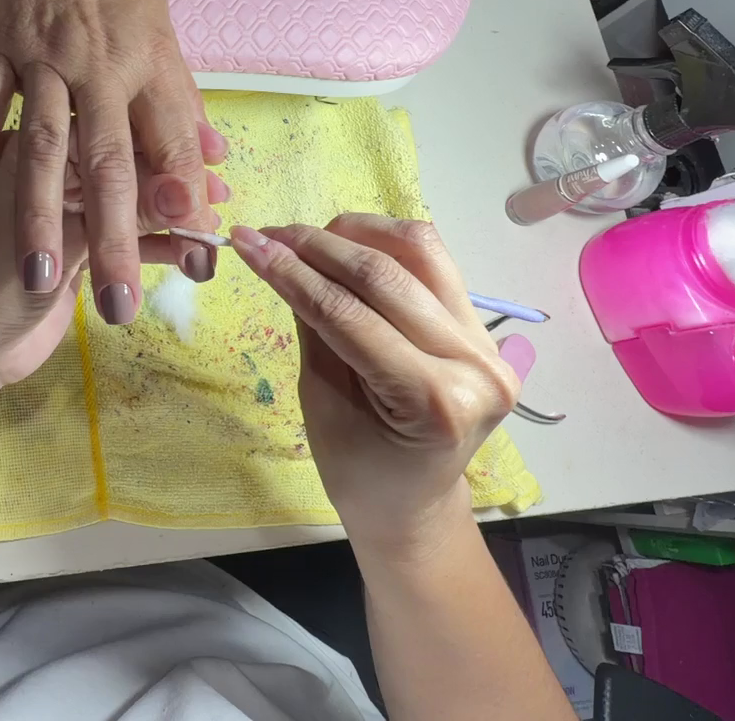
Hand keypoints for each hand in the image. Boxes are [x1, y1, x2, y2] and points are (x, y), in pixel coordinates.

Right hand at [0, 0, 226, 326]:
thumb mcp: (161, 25)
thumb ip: (180, 99)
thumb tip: (213, 160)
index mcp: (144, 59)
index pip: (168, 142)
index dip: (181, 200)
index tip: (192, 257)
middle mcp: (94, 64)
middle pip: (107, 163)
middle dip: (114, 238)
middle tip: (120, 307)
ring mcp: (37, 57)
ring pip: (40, 149)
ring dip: (38, 219)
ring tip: (39, 281)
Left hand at [0, 134, 213, 387]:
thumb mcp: (60, 241)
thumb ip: (120, 215)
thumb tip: (186, 194)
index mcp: (33, 150)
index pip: (105, 135)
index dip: (156, 148)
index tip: (204, 158)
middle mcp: (51, 171)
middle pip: (124, 168)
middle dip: (172, 182)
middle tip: (219, 190)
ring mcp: (66, 211)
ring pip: (127, 203)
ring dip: (170, 216)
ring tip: (215, 224)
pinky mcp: (78, 248)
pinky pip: (123, 238)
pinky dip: (156, 245)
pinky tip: (192, 250)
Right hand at [228, 215, 520, 559]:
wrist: (413, 502)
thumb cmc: (358, 470)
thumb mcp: (321, 401)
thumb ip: (313, 325)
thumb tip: (281, 257)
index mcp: (434, 401)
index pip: (348, 315)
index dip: (291, 272)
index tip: (246, 242)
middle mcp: (476, 364)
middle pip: (385, 276)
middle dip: (316, 247)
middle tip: (266, 235)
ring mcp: (488, 342)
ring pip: (419, 251)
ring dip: (356, 232)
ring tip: (308, 239)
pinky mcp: (484, 327)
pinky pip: (433, 264)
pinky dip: (385, 243)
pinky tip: (347, 246)